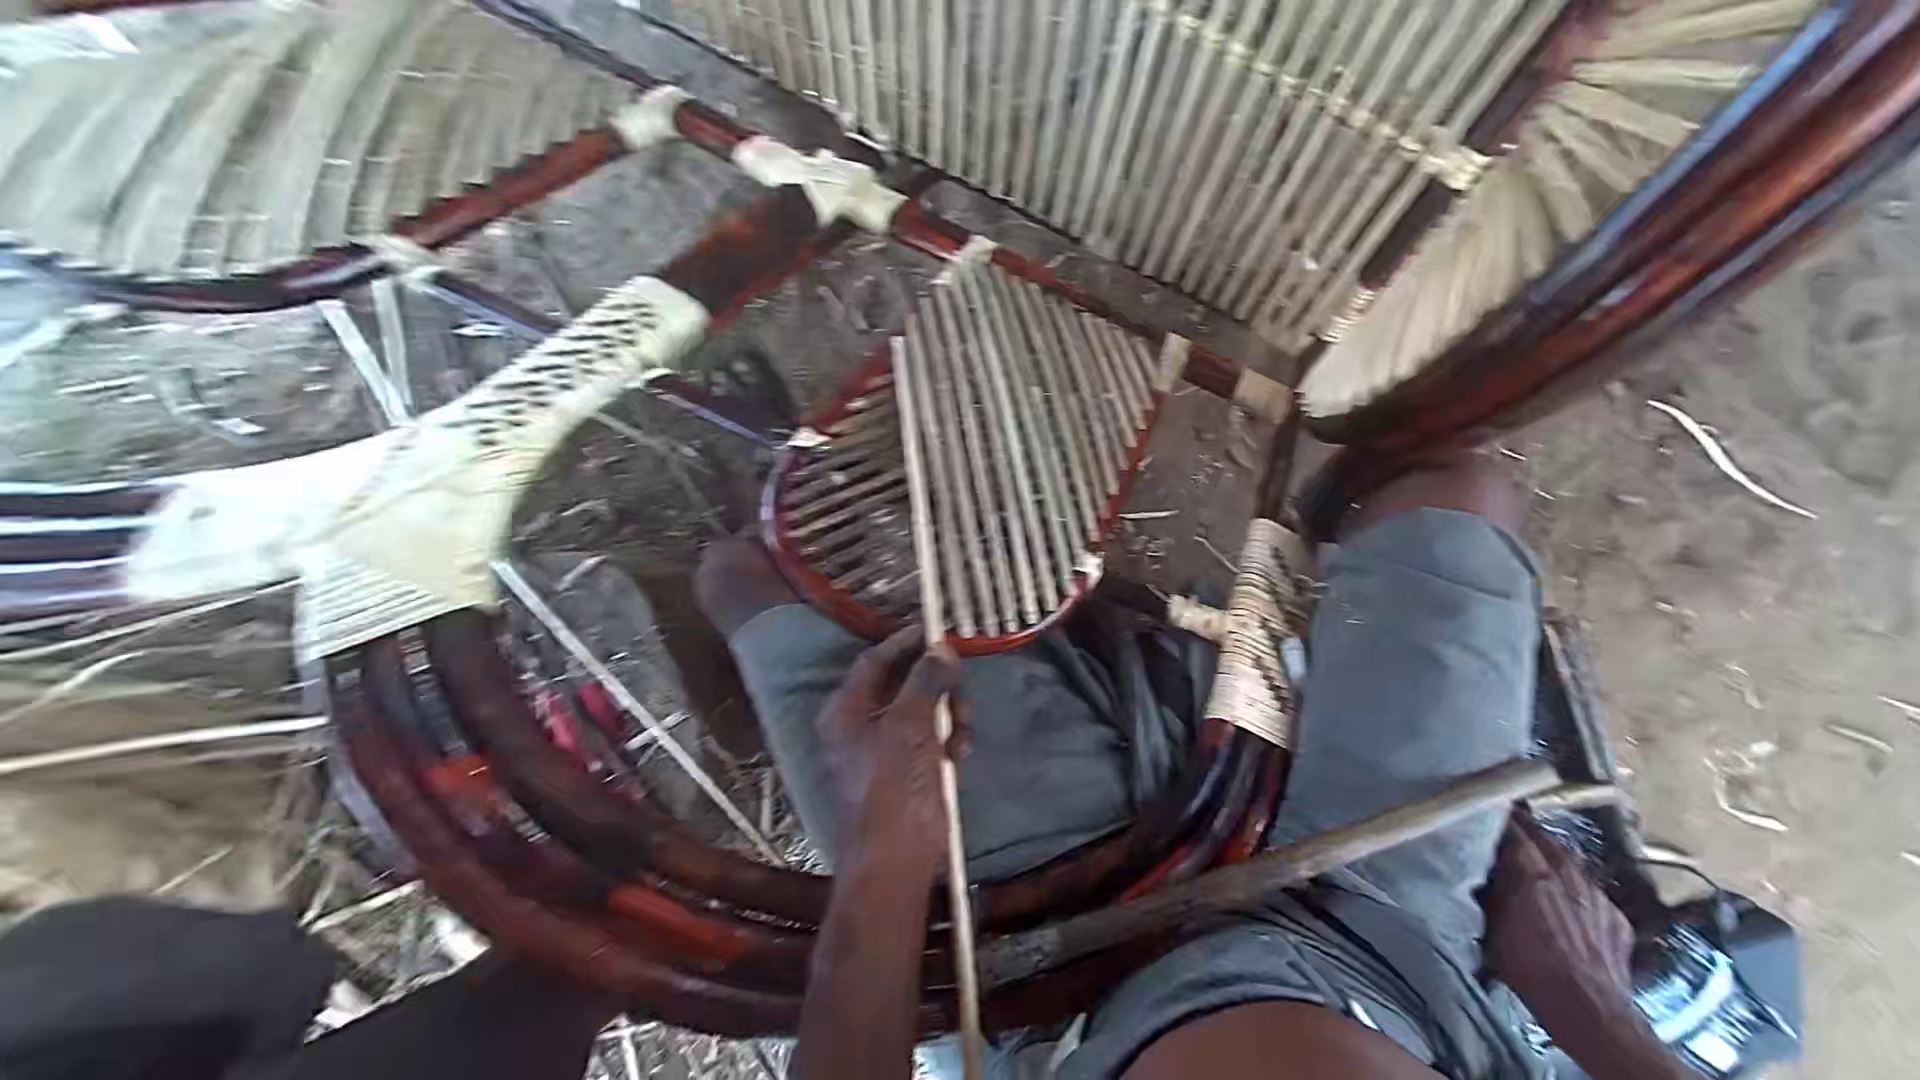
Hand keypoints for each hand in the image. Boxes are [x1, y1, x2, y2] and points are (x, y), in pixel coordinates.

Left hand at [815, 625, 966, 870]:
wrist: (896, 859)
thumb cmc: (892, 785)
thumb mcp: (910, 724)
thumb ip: (925, 680)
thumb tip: (941, 648)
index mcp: (847, 708)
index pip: (875, 659)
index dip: (904, 642)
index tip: (934, 630)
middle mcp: (862, 722)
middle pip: (905, 682)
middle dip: (937, 685)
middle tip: (959, 687)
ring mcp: (886, 746)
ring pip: (924, 708)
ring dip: (949, 714)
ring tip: (961, 735)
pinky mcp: (908, 766)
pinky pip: (933, 736)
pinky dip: (949, 738)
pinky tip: (960, 755)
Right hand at [1484, 810, 1637, 1039]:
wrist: (1589, 1009)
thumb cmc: (1529, 965)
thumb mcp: (1490, 920)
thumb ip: (1488, 885)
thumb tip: (1475, 864)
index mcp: (1532, 872)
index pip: (1513, 829)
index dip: (1497, 816)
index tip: (1481, 809)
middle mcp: (1567, 875)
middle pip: (1545, 837)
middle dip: (1525, 828)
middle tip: (1505, 823)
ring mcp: (1596, 895)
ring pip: (1570, 859)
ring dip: (1550, 851)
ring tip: (1534, 852)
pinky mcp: (1617, 917)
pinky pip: (1590, 887)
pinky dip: (1574, 881)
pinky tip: (1566, 893)